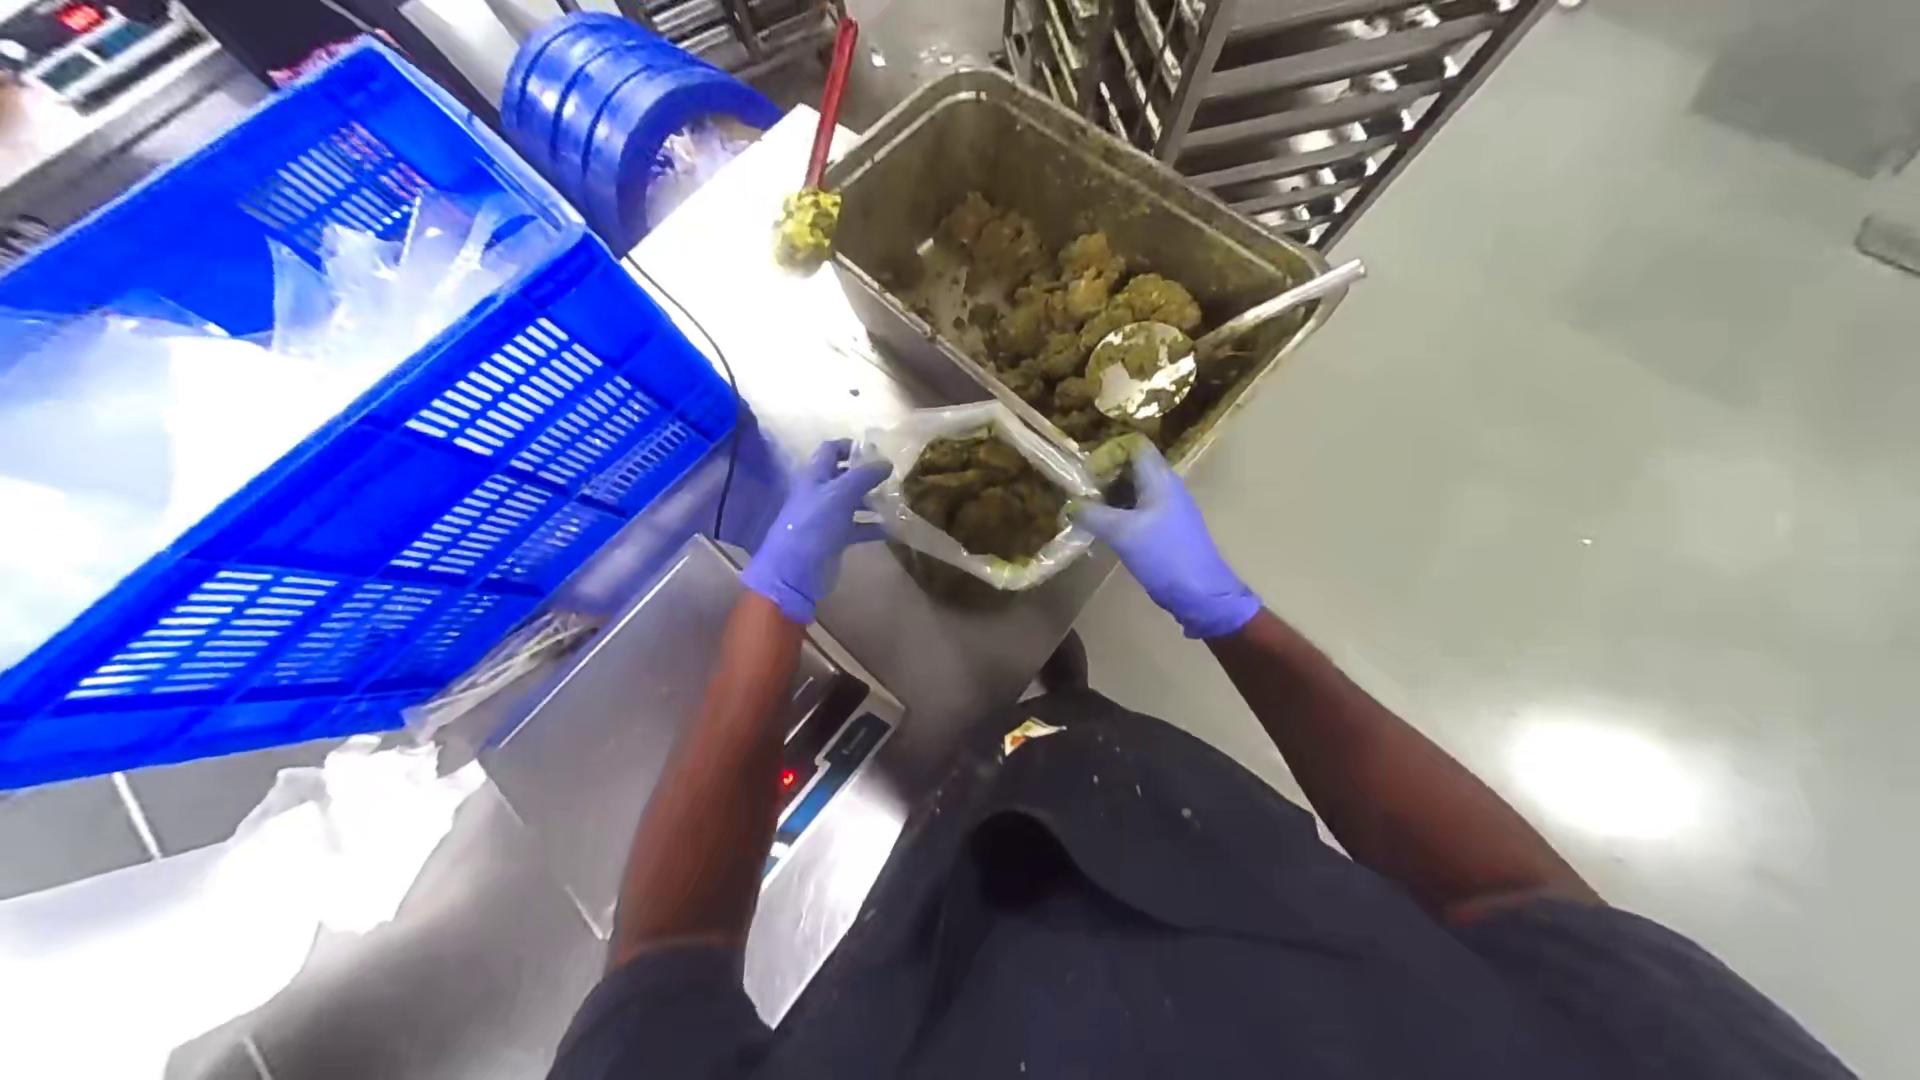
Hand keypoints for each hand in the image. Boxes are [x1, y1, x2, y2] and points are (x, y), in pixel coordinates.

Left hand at [741, 439, 891, 623]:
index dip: (849, 446)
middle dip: (866, 475)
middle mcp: (820, 493)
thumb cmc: (815, 524)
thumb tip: (887, 463)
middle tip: (891, 476)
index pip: (830, 450)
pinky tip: (893, 528)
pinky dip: (874, 527)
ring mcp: (827, 516)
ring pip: (852, 502)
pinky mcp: (835, 538)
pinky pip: (858, 527)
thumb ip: (864, 476)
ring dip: (872, 501)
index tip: (874, 450)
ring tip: (896, 501)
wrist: (796, 569)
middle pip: (843, 476)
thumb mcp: (840, 494)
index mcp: (815, 476)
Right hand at [1072, 442, 1260, 638]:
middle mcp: (1165, 486)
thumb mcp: (1121, 532)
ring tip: (1083, 509)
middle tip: (1078, 490)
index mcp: (1159, 478)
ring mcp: (1166, 508)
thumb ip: (1092, 514)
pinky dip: (1117, 514)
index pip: (1134, 446)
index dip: (1108, 451)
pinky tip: (1100, 528)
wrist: (1199, 592)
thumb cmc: (1163, 554)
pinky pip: (1136, 510)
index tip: (1084, 468)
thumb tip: (1069, 506)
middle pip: (1131, 467)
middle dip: (1103, 475)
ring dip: (1108, 497)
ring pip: (1132, 490)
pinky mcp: (1163, 528)